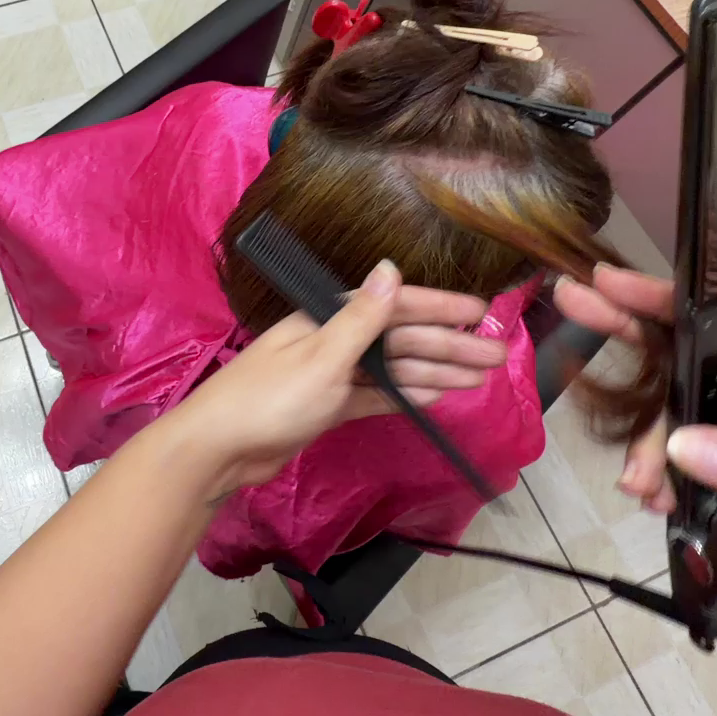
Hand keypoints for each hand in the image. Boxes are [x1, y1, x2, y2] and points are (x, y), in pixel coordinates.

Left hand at [162, 260, 492, 493]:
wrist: (220, 448)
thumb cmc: (270, 399)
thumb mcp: (321, 356)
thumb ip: (361, 318)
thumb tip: (390, 267)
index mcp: (327, 318)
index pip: (393, 305)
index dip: (439, 307)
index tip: (481, 311)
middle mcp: (331, 340)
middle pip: (398, 339)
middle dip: (447, 346)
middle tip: (496, 358)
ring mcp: (330, 374)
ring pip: (391, 369)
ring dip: (433, 372)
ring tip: (479, 379)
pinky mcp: (327, 406)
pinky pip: (375, 395)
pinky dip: (403, 395)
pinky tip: (436, 396)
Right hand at [555, 268, 716, 712]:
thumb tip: (683, 443)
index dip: (680, 303)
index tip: (616, 283)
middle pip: (694, 357)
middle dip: (633, 336)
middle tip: (576, 304)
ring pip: (673, 414)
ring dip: (645, 444)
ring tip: (638, 483)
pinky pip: (672, 457)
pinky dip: (653, 475)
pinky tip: (651, 500)